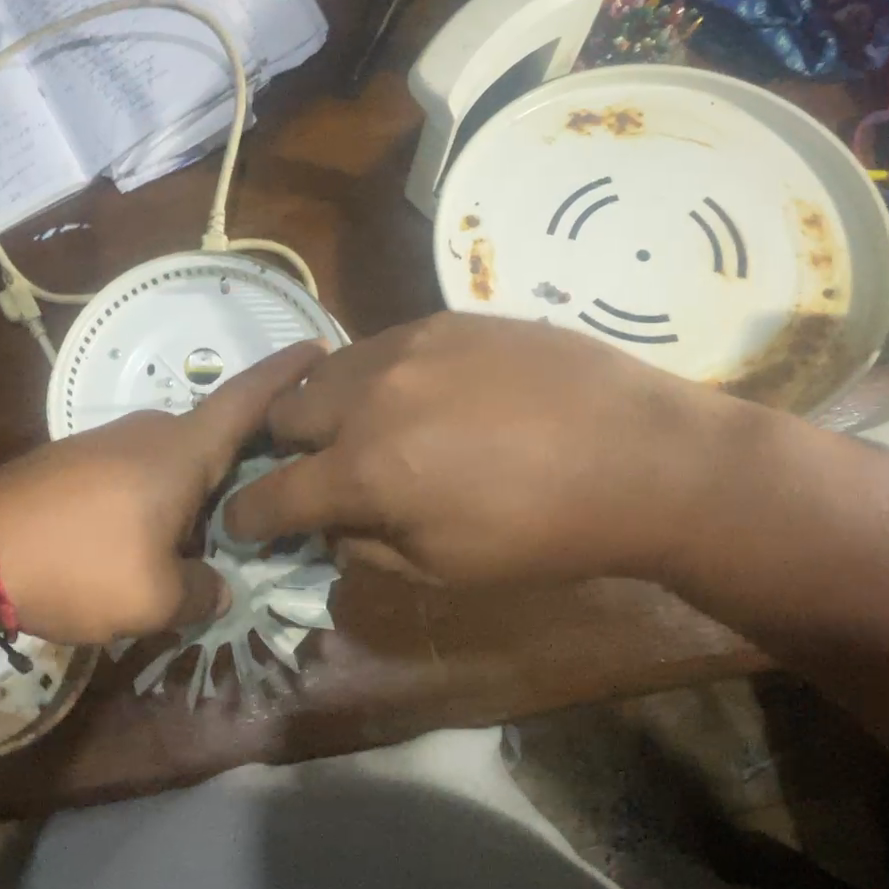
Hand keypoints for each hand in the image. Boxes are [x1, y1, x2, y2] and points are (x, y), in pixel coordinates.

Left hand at [0, 341, 325, 643]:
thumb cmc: (80, 565)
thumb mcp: (156, 599)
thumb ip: (203, 592)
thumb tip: (219, 587)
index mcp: (182, 450)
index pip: (248, 398)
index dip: (287, 374)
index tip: (320, 346)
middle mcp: (148, 431)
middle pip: (213, 440)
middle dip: (243, 468)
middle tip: (265, 506)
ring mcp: (105, 441)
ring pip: (172, 463)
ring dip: (193, 496)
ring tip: (199, 545)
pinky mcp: (72, 461)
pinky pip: (135, 474)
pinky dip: (155, 500)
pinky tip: (144, 542)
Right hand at [222, 313, 754, 588]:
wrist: (649, 458)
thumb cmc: (546, 534)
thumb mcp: (444, 568)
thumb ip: (364, 547)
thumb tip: (326, 527)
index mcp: (367, 471)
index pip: (272, 493)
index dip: (247, 514)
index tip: (240, 521)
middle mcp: (369, 398)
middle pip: (281, 413)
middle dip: (285, 448)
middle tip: (318, 466)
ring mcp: (405, 347)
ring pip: (324, 371)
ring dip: (326, 406)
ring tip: (367, 426)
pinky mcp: (442, 319)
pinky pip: (377, 346)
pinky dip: (375, 378)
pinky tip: (419, 395)